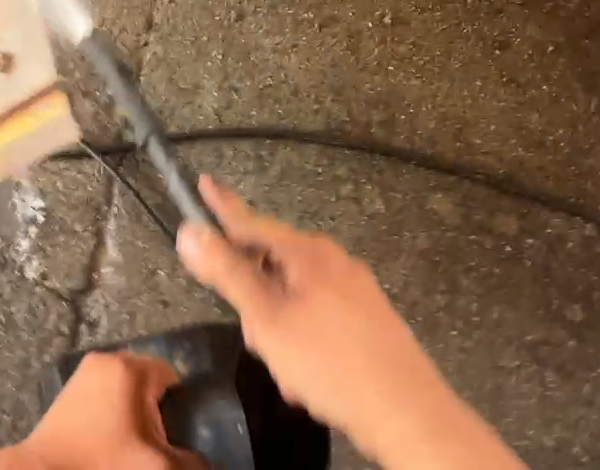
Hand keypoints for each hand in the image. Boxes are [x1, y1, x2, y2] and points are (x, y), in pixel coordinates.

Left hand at [0, 352, 203, 469]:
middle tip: (169, 440)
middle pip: (148, 381)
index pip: (173, 375)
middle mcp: (104, 360)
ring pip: (125, 391)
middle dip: (161, 409)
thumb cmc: (107, 464)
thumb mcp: (161, 468)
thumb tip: (202, 460)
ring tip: (143, 444)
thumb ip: (194, 462)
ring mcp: (83, 374)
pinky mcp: (69, 393)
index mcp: (128, 368)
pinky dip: (116, 416)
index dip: (187, 404)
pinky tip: (119, 442)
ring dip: (137, 415)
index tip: (191, 431)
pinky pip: (105, 398)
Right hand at [176, 176, 524, 469]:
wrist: (411, 418)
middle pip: (271, 262)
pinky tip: (307, 372)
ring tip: (286, 366)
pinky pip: (318, 312)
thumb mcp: (266, 319)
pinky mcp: (370, 317)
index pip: (250, 221)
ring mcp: (355, 288)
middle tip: (255, 334)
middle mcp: (333, 260)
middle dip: (253, 295)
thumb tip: (189, 231)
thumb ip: (226, 273)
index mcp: (306, 253)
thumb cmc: (330, 363)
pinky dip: (303, 334)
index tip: (203, 181)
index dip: (221, 205)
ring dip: (278, 323)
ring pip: (293, 292)